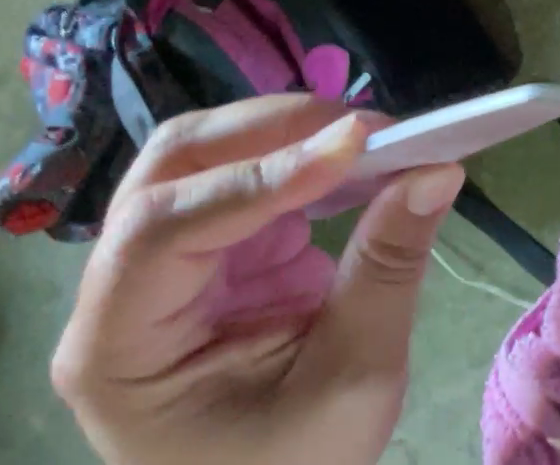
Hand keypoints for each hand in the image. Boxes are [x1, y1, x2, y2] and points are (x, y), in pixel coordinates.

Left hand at [51, 95, 465, 464]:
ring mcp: (175, 265)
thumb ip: (388, 269)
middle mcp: (127, 291)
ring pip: (207, 157)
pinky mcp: (224, 252)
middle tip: (368, 126)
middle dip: (270, 130)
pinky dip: (312, 155)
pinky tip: (365, 162)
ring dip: (291, 131)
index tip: (357, 145)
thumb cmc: (298, 458)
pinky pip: (257, 176)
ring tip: (376, 137)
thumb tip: (439, 169)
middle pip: (170, 171)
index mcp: (120, 348)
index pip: (162, 232)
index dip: (259, 177)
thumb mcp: (354, 375)